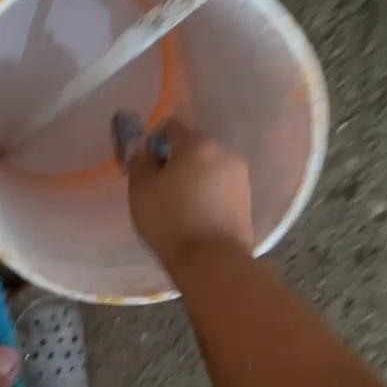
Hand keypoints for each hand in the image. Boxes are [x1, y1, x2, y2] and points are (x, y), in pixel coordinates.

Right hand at [120, 116, 254, 264]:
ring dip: (191, 175)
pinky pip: (219, 184)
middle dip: (174, 158)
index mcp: (198, 144)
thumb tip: (143, 148)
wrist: (212, 261)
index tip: (145, 164)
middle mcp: (225, 153)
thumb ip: (139, 160)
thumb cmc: (170, 219)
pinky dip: (206, 191)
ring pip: (207, 166)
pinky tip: (194, 213)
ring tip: (177, 202)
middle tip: (158, 185)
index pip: (171, 125)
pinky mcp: (247, 199)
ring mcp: (240, 176)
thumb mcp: (140, 187)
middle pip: (192, 145)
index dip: (153, 140)